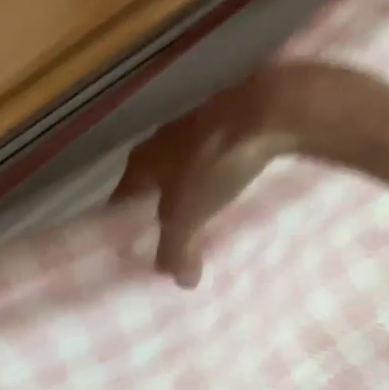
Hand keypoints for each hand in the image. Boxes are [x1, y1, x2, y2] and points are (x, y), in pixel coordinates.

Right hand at [115, 62, 363, 286]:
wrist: (269, 108)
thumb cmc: (215, 163)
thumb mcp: (190, 214)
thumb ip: (177, 249)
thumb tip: (180, 281)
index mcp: (139, 163)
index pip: (119, 202)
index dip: (125, 227)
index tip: (135, 247)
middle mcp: (156, 141)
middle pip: (149, 182)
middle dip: (157, 207)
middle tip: (172, 233)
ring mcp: (191, 125)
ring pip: (180, 164)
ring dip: (187, 186)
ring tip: (203, 210)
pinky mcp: (225, 115)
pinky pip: (210, 151)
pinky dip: (215, 168)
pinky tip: (231, 182)